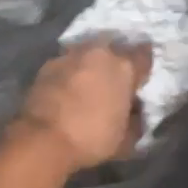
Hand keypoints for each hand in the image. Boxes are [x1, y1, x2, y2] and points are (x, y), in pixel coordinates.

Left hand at [7, 42, 151, 171]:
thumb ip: (135, 120)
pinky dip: (71, 72)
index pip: (144, 55)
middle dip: (116, 61)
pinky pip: (68, 63)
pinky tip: (67, 88)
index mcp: (124, 66)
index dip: (144, 65)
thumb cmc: (91, 138)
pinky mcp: (50, 63)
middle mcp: (100, 52)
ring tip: (89, 83)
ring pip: (89, 53)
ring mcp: (72, 54)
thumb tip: (134, 112)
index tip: (141, 76)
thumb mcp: (126, 139)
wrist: (43, 138)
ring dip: (92, 64)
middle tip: (114, 80)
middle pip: (115, 48)